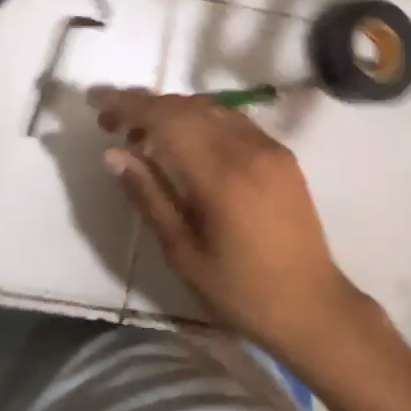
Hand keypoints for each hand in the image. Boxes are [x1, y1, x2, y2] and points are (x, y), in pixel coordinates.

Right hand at [96, 90, 376, 351]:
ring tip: (143, 132)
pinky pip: (233, 121)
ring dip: (173, 110)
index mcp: (220, 175)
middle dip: (145, 105)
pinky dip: (201, 119)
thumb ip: (148, 196)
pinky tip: (185, 141)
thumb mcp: (182, 252)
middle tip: (112, 122)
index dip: (128, 105)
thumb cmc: (241, 290)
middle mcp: (247, 149)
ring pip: (211, 108)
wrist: (313, 308)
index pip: (166, 119)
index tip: (97, 102)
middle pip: (187, 106)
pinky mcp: (282, 155)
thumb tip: (114, 154)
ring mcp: (269, 148)